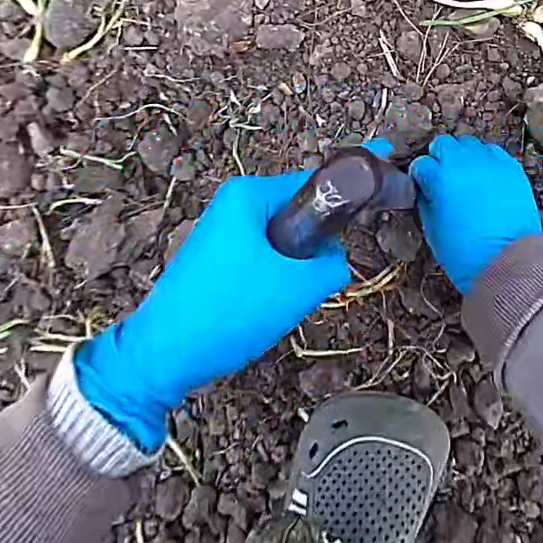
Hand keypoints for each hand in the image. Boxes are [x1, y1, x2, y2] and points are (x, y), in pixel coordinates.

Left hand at [75, 141, 390, 450]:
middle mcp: (234, 202)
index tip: (385, 183)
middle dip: (319, 240)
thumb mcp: (299, 287)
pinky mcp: (217, 257)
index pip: (317, 181)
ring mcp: (222, 230)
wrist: (157, 361)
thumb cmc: (226, 313)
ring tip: (295, 292)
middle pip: (301, 210)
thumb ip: (335, 264)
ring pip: (284, 236)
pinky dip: (279, 272)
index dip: (353, 190)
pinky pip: (265, 253)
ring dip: (298, 261)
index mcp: (249, 194)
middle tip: (329, 268)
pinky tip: (275, 301)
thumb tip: (336, 259)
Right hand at [409, 134, 542, 292]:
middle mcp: (466, 163)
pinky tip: (486, 180)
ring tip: (467, 179)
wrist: (508, 262)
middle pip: (445, 143)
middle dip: (440, 158)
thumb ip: (426, 201)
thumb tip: (427, 189)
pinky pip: (494, 153)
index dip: (421, 177)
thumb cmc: (466, 253)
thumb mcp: (433, 229)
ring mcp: (491, 163)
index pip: (421, 164)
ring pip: (470, 144)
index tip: (425, 186)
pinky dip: (487, 162)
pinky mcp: (512, 168)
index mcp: (442, 178)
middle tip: (444, 179)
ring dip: (464, 157)